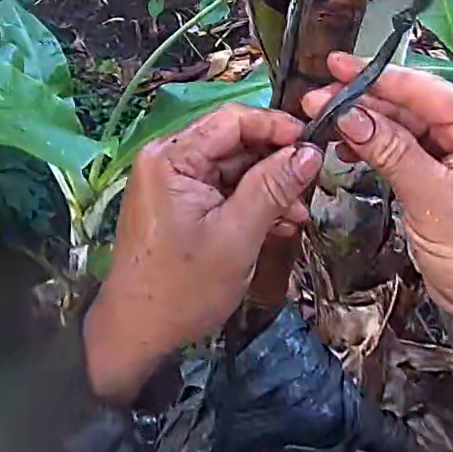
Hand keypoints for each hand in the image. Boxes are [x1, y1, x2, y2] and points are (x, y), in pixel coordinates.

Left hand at [84, 104, 323, 404]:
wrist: (138, 331)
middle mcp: (167, 157)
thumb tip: (311, 152)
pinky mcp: (178, 200)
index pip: (231, 120)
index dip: (276, 126)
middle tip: (312, 184)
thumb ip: (273, 188)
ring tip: (299, 215)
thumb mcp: (237, 235)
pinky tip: (279, 223)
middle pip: (232, 142)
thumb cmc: (184, 286)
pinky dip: (250, 202)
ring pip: (231, 166)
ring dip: (267, 186)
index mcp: (171, 156)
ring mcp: (171, 179)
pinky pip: (221, 187)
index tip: (314, 142)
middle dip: (274, 162)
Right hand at [302, 53, 452, 431]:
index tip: (331, 65)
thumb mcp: (436, 201)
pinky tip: (345, 148)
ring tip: (320, 122)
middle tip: (313, 101)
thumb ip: (391, 151)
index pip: (423, 89)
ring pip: (400, 123)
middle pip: (408, 103)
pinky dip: (373, 145)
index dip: (373, 76)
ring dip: (361, 123)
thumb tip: (345, 113)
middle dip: (360, 101)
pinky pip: (403, 145)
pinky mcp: (444, 168)